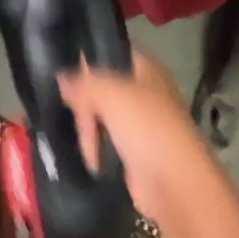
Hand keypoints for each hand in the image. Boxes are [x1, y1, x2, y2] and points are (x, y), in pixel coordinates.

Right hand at [57, 51, 215, 226]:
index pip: (112, 52)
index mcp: (147, 69)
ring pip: (101, 116)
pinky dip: (97, 150)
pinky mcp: (135, 154)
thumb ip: (84, 83)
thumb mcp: (110, 94)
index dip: (89, 58)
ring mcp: (141, 125)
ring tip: (89, 145)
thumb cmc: (147, 128)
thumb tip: (63, 79)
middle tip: (81, 119)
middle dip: (86, 103)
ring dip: (90, 130)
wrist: (175, 184)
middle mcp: (145, 93)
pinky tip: (92, 156)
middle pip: (102, 87)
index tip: (66, 70)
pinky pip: (105, 143)